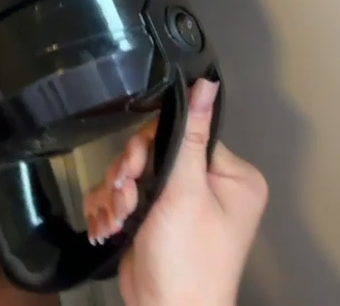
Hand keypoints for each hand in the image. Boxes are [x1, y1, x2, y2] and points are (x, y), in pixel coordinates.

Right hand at [84, 80, 266, 305]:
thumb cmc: (186, 257)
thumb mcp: (185, 192)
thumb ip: (188, 135)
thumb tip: (207, 82)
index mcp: (231, 177)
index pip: (181, 132)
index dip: (149, 146)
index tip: (134, 171)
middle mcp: (210, 185)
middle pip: (151, 150)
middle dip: (128, 175)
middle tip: (125, 199)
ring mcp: (181, 201)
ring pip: (132, 171)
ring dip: (116, 195)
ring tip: (116, 221)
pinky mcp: (155, 215)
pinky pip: (124, 193)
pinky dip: (112, 207)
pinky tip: (109, 226)